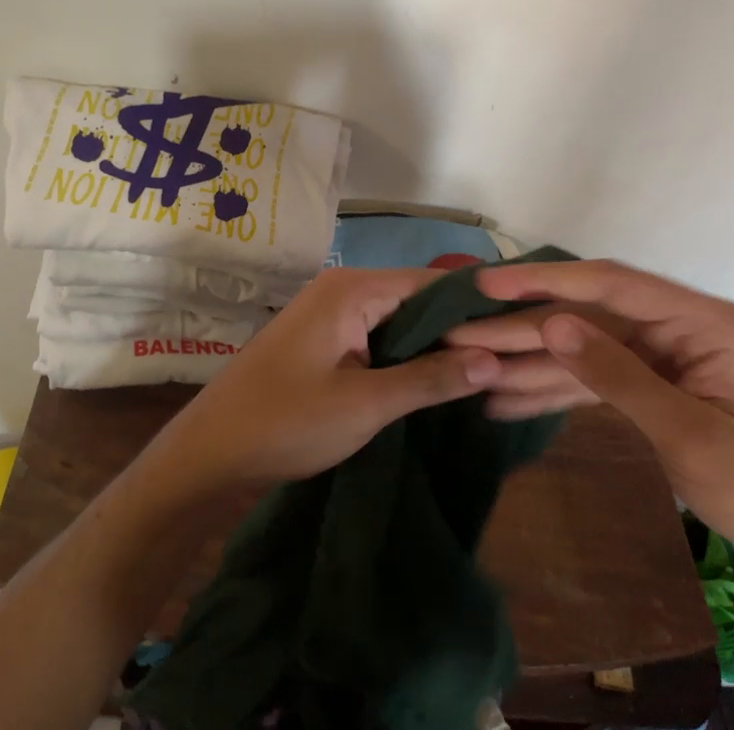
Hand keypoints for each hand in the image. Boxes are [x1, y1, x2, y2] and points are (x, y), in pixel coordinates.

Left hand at [144, 267, 502, 494]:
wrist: (210, 450)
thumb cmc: (286, 422)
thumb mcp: (366, 404)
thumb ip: (430, 378)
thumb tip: (495, 358)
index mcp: (351, 291)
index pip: (432, 283)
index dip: (476, 309)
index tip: (523, 337)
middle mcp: (340, 291)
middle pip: (416, 300)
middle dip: (458, 331)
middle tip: (512, 364)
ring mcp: (328, 317)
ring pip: (397, 323)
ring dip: (432, 349)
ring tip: (487, 378)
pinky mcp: (322, 343)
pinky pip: (376, 340)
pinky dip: (403, 359)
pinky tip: (434, 386)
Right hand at [447, 260, 733, 583]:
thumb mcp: (689, 435)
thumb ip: (619, 376)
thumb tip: (552, 324)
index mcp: (706, 324)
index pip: (612, 285)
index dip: (545, 281)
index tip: (486, 284)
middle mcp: (682, 330)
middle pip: (587, 318)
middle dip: (521, 329)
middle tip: (456, 334)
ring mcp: (667, 359)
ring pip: (582, 349)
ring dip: (527, 362)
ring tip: (468, 370)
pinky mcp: (656, 388)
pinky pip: (594, 381)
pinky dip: (552, 391)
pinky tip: (505, 400)